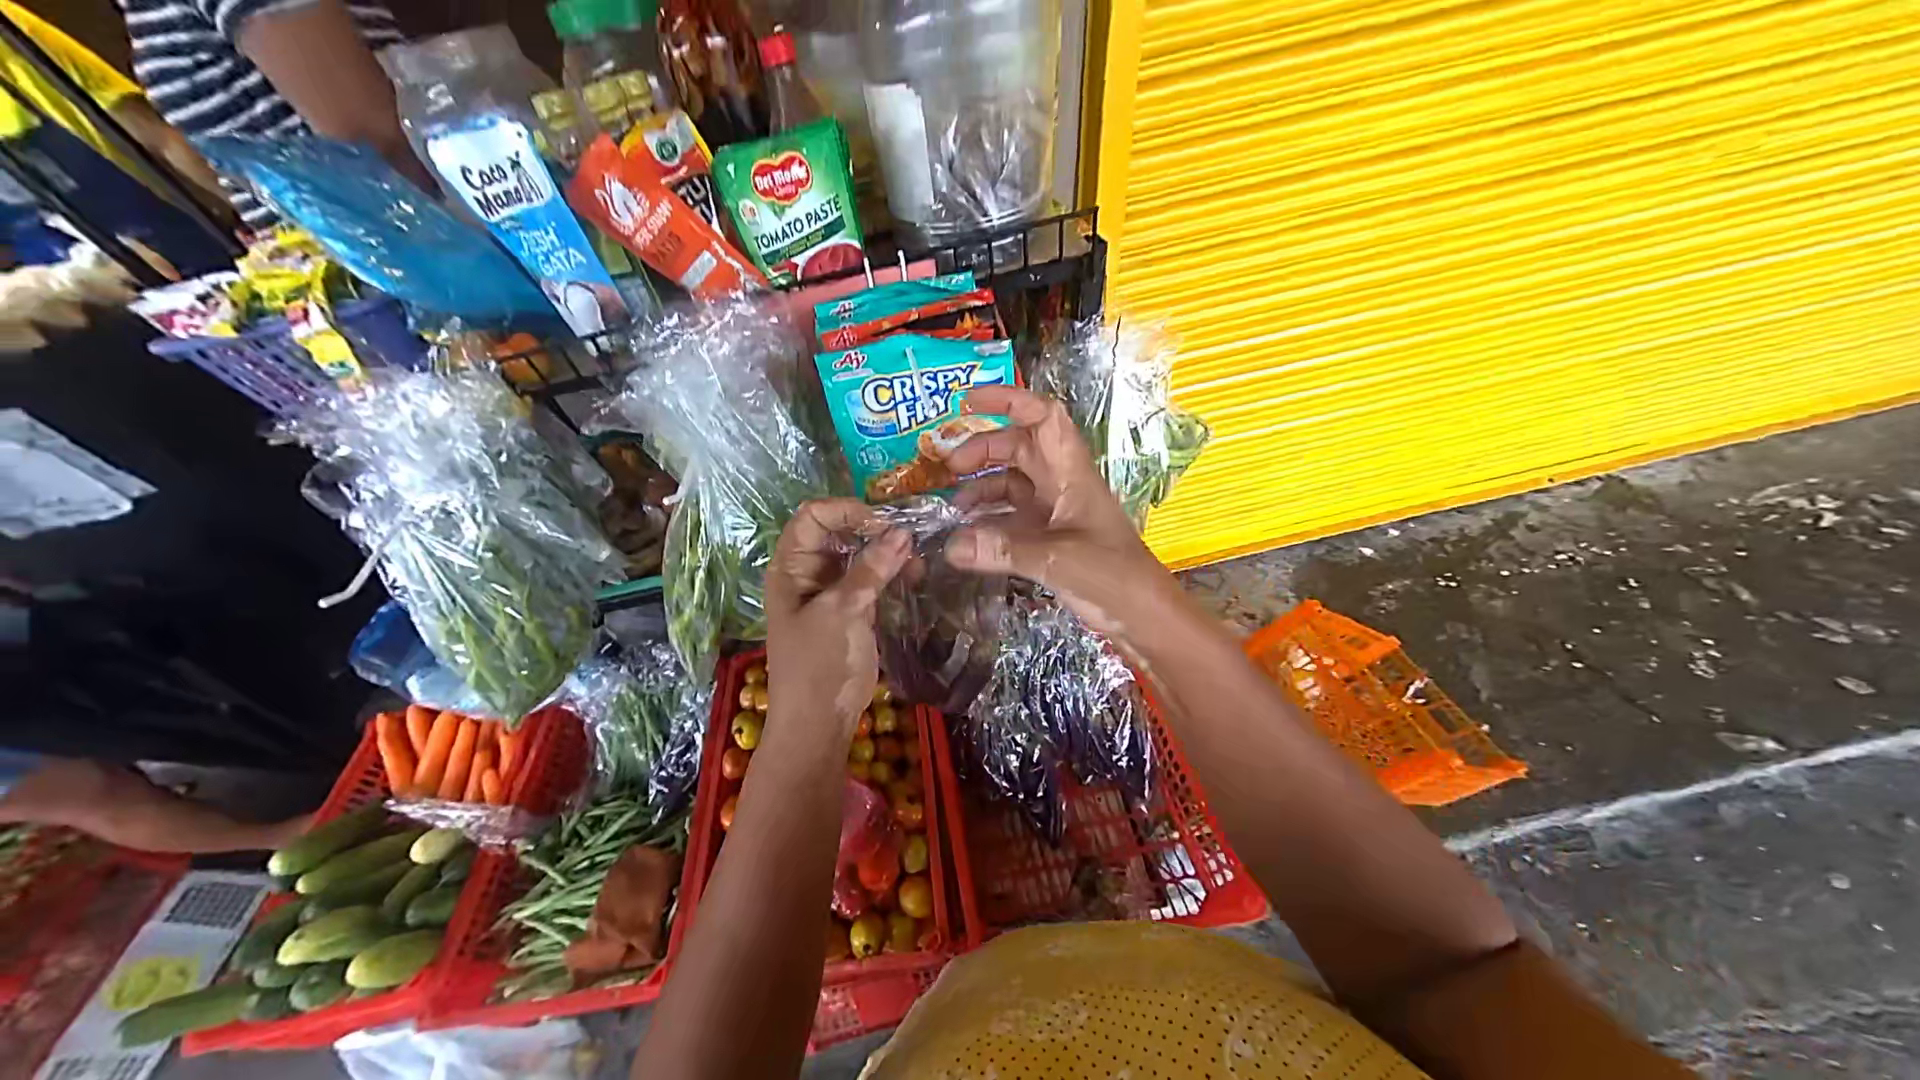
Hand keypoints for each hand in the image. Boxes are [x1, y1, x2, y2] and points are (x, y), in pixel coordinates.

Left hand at [765, 499, 910, 737]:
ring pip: (858, 555)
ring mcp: (831, 591)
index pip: (813, 516)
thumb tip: (901, 532)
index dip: (846, 511)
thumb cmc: (819, 665)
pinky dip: (890, 573)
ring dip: (886, 552)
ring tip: (918, 558)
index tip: (883, 523)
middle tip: (909, 536)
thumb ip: (870, 571)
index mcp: (791, 567)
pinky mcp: (851, 609)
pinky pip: (870, 579)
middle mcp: (808, 572)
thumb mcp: (842, 613)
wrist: (818, 724)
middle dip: (872, 529)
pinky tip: (915, 574)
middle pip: (838, 532)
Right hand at [940, 385, 1173, 627]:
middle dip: (982, 448)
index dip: (1006, 400)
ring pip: (1011, 482)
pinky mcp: (1047, 535)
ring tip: (953, 505)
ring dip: (981, 486)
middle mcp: (1060, 483)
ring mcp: (1053, 509)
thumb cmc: (1112, 575)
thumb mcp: (1058, 559)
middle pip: (1018, 446)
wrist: (1141, 613)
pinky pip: (1010, 516)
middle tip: (948, 466)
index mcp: (1071, 472)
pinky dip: (988, 519)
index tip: (966, 402)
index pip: (1042, 417)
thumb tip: (951, 547)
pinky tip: (968, 534)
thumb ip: (1004, 550)